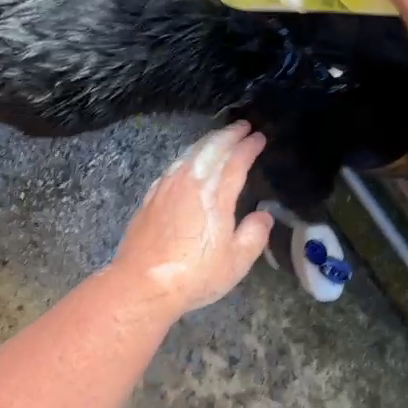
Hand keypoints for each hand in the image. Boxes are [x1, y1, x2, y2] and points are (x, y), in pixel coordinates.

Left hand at [109, 123, 274, 315]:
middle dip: (228, 135)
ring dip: (207, 142)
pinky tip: (189, 160)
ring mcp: (167, 186)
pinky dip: (188, 156)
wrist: (144, 280)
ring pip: (190, 153)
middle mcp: (190, 182)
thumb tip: (263, 215)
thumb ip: (254, 234)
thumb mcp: (236, 261)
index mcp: (215, 195)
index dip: (248, 147)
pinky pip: (174, 166)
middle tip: (242, 127)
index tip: (259, 137)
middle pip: (211, 149)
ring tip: (220, 138)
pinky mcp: (152, 195)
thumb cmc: (196, 274)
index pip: (235, 161)